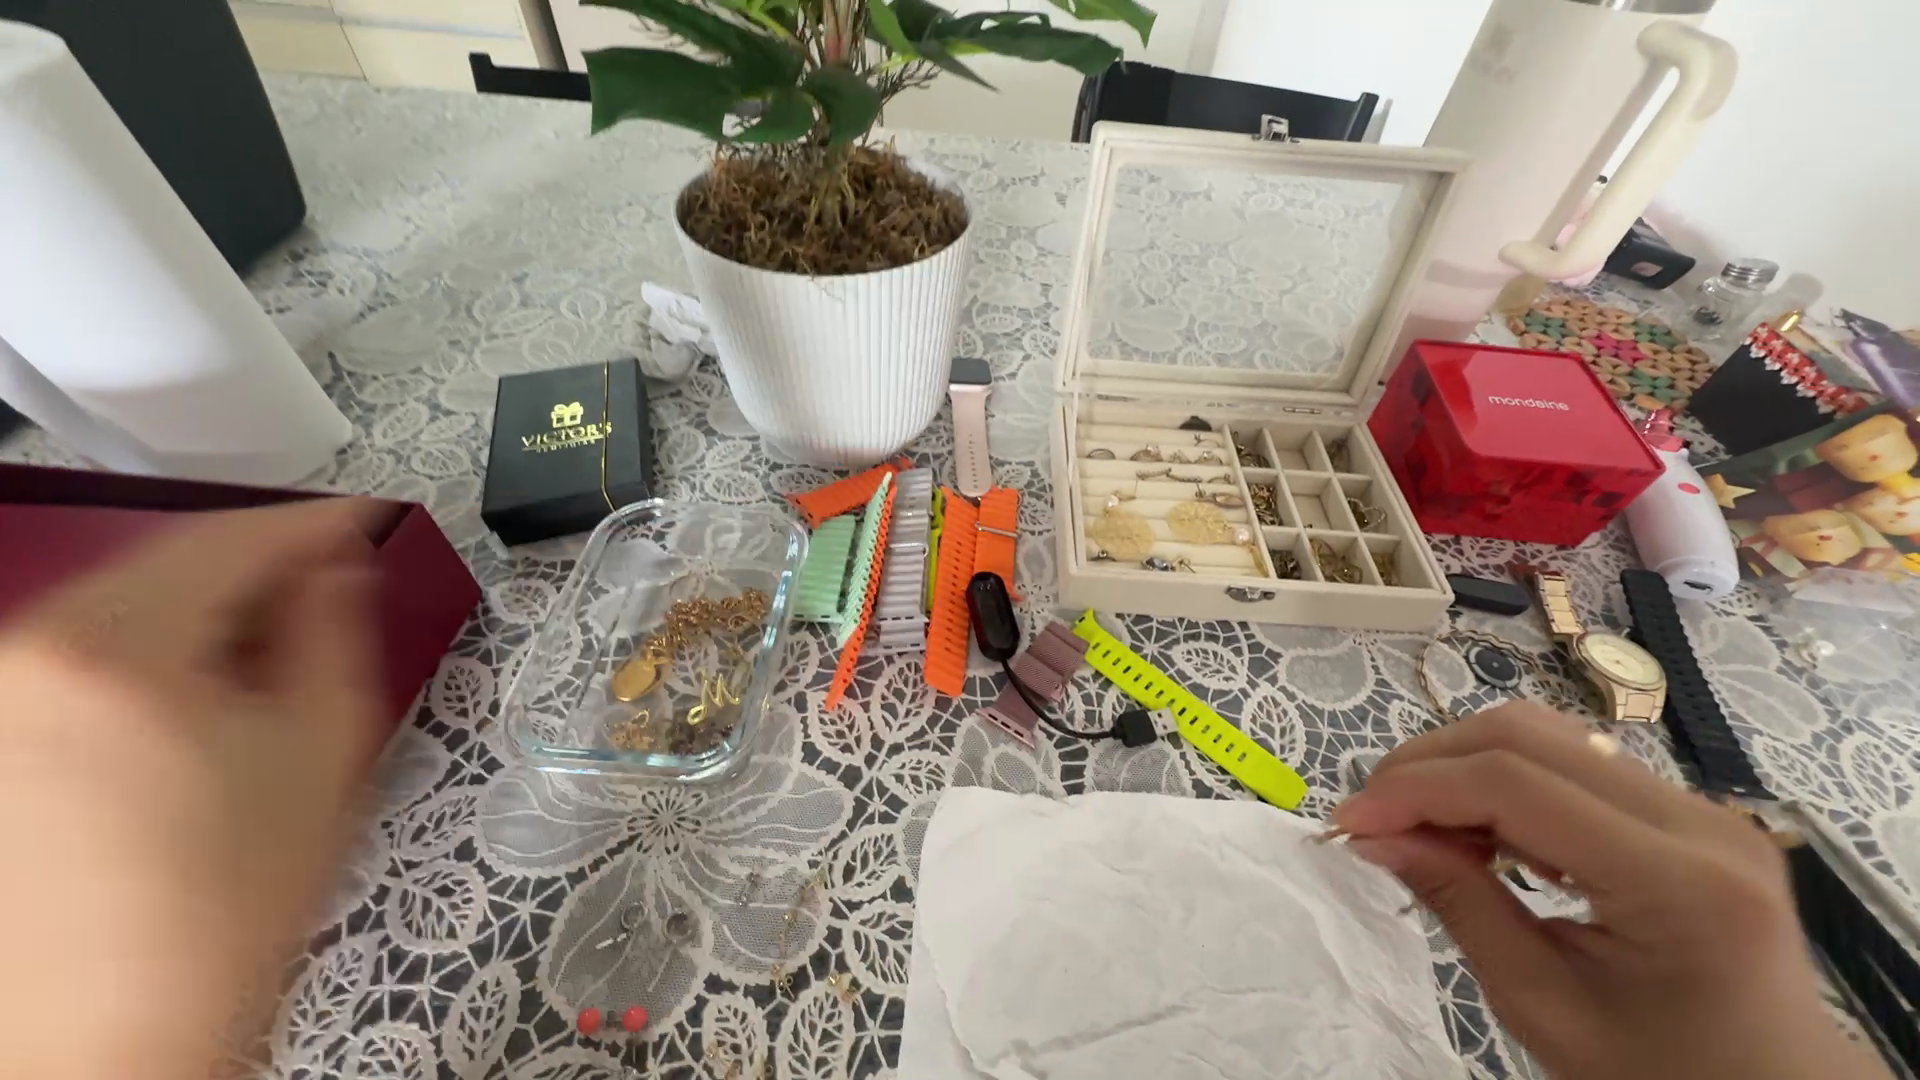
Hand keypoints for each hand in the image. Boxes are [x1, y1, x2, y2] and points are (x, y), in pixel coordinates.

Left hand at [0, 499, 387, 1079]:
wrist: (125, 1009)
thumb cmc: (242, 875)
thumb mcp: (325, 734)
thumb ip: (334, 626)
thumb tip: (337, 566)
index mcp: (114, 648)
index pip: (229, 539)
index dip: (315, 522)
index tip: (371, 516)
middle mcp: (26, 656)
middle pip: (167, 560)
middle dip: (263, 556)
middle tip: (341, 566)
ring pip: (127, 599)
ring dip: (216, 595)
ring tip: (290, 618)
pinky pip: (91, 645)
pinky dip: (168, 634)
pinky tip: (219, 665)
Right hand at [1333, 703, 1889, 1079]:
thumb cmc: (1658, 1075)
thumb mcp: (1543, 1004)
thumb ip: (1456, 902)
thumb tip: (1371, 836)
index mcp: (1679, 881)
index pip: (1514, 785)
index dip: (1415, 789)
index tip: (1348, 822)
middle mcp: (1698, 820)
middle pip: (1522, 735)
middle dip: (1426, 764)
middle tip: (1375, 816)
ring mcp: (1696, 806)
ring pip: (1538, 732)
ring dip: (1456, 763)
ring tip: (1419, 821)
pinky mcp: (1680, 808)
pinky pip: (1563, 759)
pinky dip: (1495, 777)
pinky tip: (1475, 827)